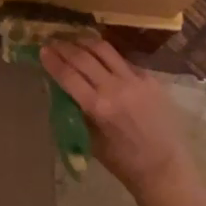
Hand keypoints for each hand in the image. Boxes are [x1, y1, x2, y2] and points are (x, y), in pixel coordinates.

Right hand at [41, 37, 189, 195]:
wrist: (164, 166)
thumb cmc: (122, 161)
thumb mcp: (90, 139)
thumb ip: (76, 111)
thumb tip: (62, 89)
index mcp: (98, 107)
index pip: (68, 75)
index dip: (53, 61)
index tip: (42, 50)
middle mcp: (115, 88)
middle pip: (83, 57)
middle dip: (65, 46)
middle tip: (53, 40)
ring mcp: (135, 80)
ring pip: (104, 50)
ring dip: (85, 42)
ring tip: (74, 39)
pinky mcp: (150, 78)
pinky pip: (123, 60)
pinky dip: (107, 56)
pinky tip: (100, 56)